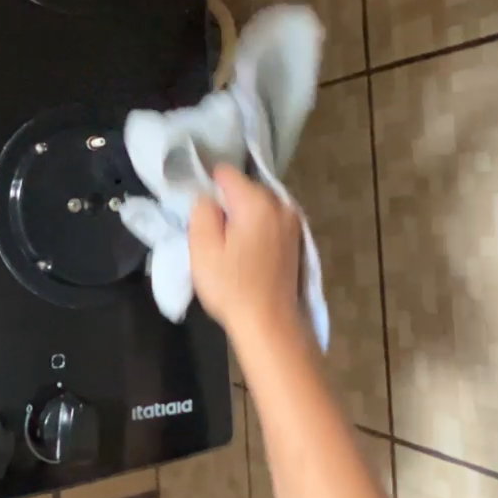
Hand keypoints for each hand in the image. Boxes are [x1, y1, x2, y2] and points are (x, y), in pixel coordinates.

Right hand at [189, 165, 303, 338]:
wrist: (270, 325)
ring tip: (230, 245)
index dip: (208, 185)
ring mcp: (293, 222)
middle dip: (227, 202)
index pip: (226, 173)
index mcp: (257, 201)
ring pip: (258, 205)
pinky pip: (270, 221)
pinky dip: (257, 228)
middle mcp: (281, 204)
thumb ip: (202, 211)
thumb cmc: (232, 287)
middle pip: (245, 188)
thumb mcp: (203, 248)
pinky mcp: (297, 240)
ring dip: (243, 216)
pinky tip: (247, 252)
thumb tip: (208, 198)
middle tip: (213, 233)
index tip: (200, 210)